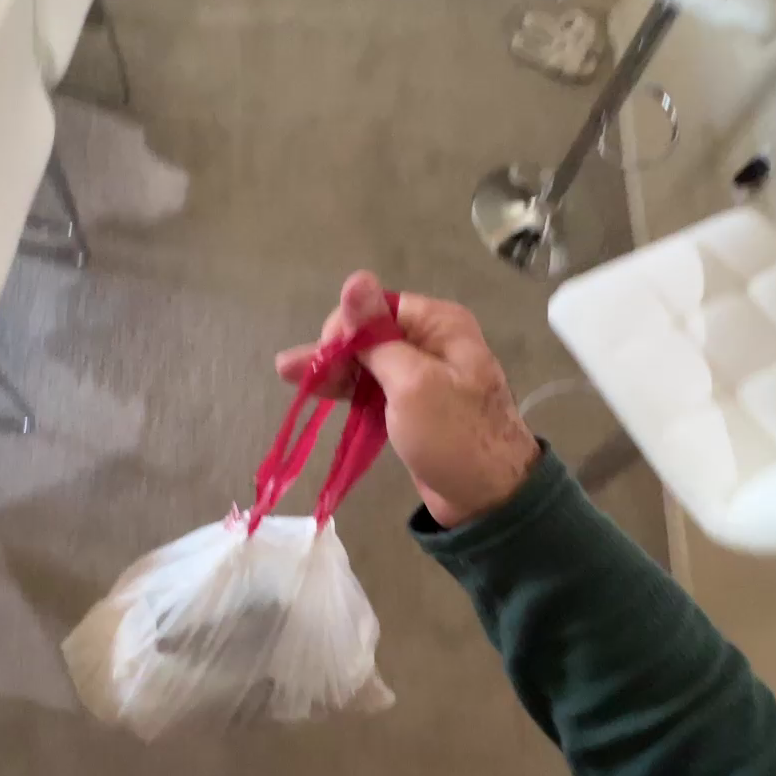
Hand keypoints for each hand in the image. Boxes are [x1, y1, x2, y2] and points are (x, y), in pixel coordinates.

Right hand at [276, 272, 540, 528]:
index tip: (324, 356)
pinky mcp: (410, 407)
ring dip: (331, 371)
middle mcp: (430, 342)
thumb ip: (377, 336)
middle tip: (292, 372)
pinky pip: (372, 390)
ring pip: (366, 364)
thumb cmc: (453, 435)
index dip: (346, 327)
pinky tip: (314, 391)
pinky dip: (346, 392)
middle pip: (368, 335)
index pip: (378, 308)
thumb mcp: (412, 381)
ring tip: (288, 375)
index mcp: (439, 324)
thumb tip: (354, 277)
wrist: (487, 497)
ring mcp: (420, 376)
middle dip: (332, 351)